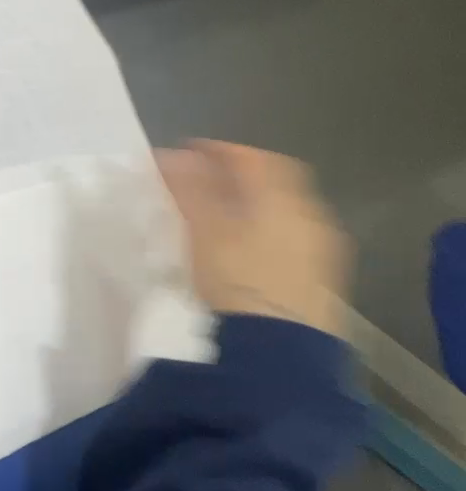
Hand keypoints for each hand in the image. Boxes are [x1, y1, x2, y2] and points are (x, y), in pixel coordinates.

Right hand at [156, 140, 348, 335]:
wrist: (279, 340)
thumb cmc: (237, 277)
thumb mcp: (204, 230)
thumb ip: (189, 190)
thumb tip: (171, 155)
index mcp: (284, 201)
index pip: (256, 160)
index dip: (221, 151)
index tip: (186, 150)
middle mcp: (309, 216)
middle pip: (273, 182)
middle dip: (235, 175)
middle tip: (199, 178)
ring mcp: (318, 246)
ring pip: (280, 209)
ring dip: (247, 200)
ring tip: (212, 210)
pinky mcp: (315, 272)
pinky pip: (285, 233)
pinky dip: (258, 224)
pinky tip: (237, 241)